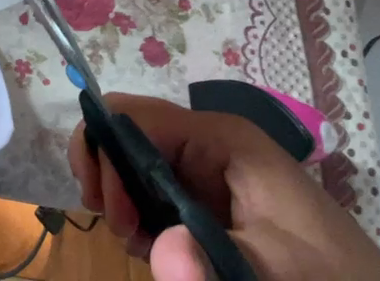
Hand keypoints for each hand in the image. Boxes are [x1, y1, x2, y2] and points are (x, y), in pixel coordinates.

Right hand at [69, 94, 379, 280]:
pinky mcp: (209, 196)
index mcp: (221, 138)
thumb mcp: (274, 273)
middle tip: (117, 226)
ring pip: (133, 160)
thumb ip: (213, 262)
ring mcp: (208, 167)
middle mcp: (208, 141)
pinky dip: (139, 212)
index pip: (131, 115)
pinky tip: (153, 243)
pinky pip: (153, 186)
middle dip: (107, 174)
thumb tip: (159, 251)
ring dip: (121, 197)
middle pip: (125, 131)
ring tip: (137, 240)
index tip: (108, 212)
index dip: (106, 154)